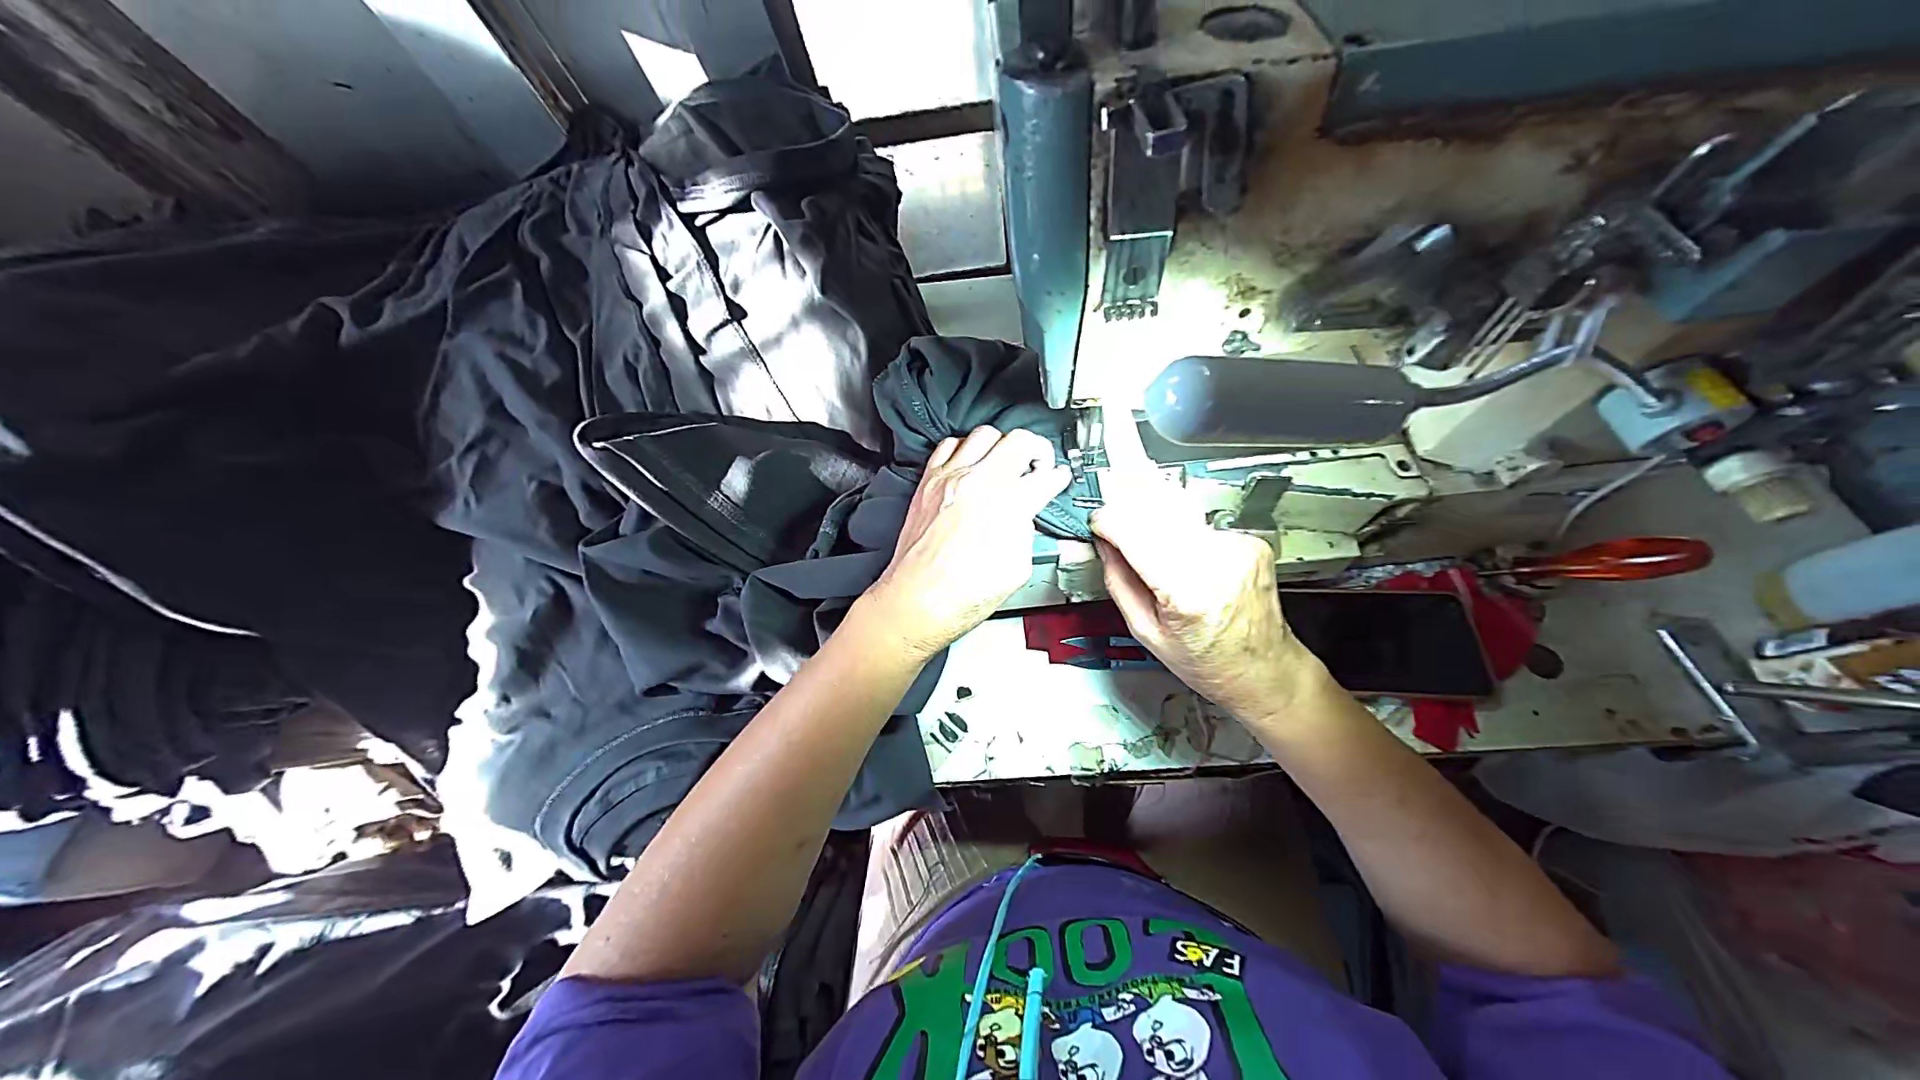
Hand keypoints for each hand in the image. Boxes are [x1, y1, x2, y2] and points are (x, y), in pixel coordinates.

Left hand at [864, 426, 1071, 658]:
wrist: (918, 600)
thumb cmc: (960, 595)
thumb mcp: (1017, 568)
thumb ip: (1026, 532)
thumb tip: (1025, 517)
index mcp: (1008, 505)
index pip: (1046, 476)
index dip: (1059, 478)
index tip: (1058, 478)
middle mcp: (978, 483)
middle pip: (1020, 441)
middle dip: (1037, 450)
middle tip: (1038, 464)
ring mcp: (950, 478)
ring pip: (984, 434)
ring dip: (1002, 445)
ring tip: (1005, 461)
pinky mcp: (928, 482)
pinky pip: (949, 445)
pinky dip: (965, 448)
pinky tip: (970, 463)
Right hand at [1090, 494, 1326, 721]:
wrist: (1260, 668)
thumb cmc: (1209, 660)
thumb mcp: (1147, 631)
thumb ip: (1119, 582)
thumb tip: (1105, 545)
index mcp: (1187, 594)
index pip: (1135, 534)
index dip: (1109, 522)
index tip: (1099, 524)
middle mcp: (1217, 565)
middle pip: (1158, 514)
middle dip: (1131, 518)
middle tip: (1119, 532)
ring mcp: (1238, 550)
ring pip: (1180, 514)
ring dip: (1159, 525)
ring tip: (1159, 556)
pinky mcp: (1250, 543)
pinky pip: (1203, 525)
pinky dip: (1187, 535)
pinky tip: (1189, 561)